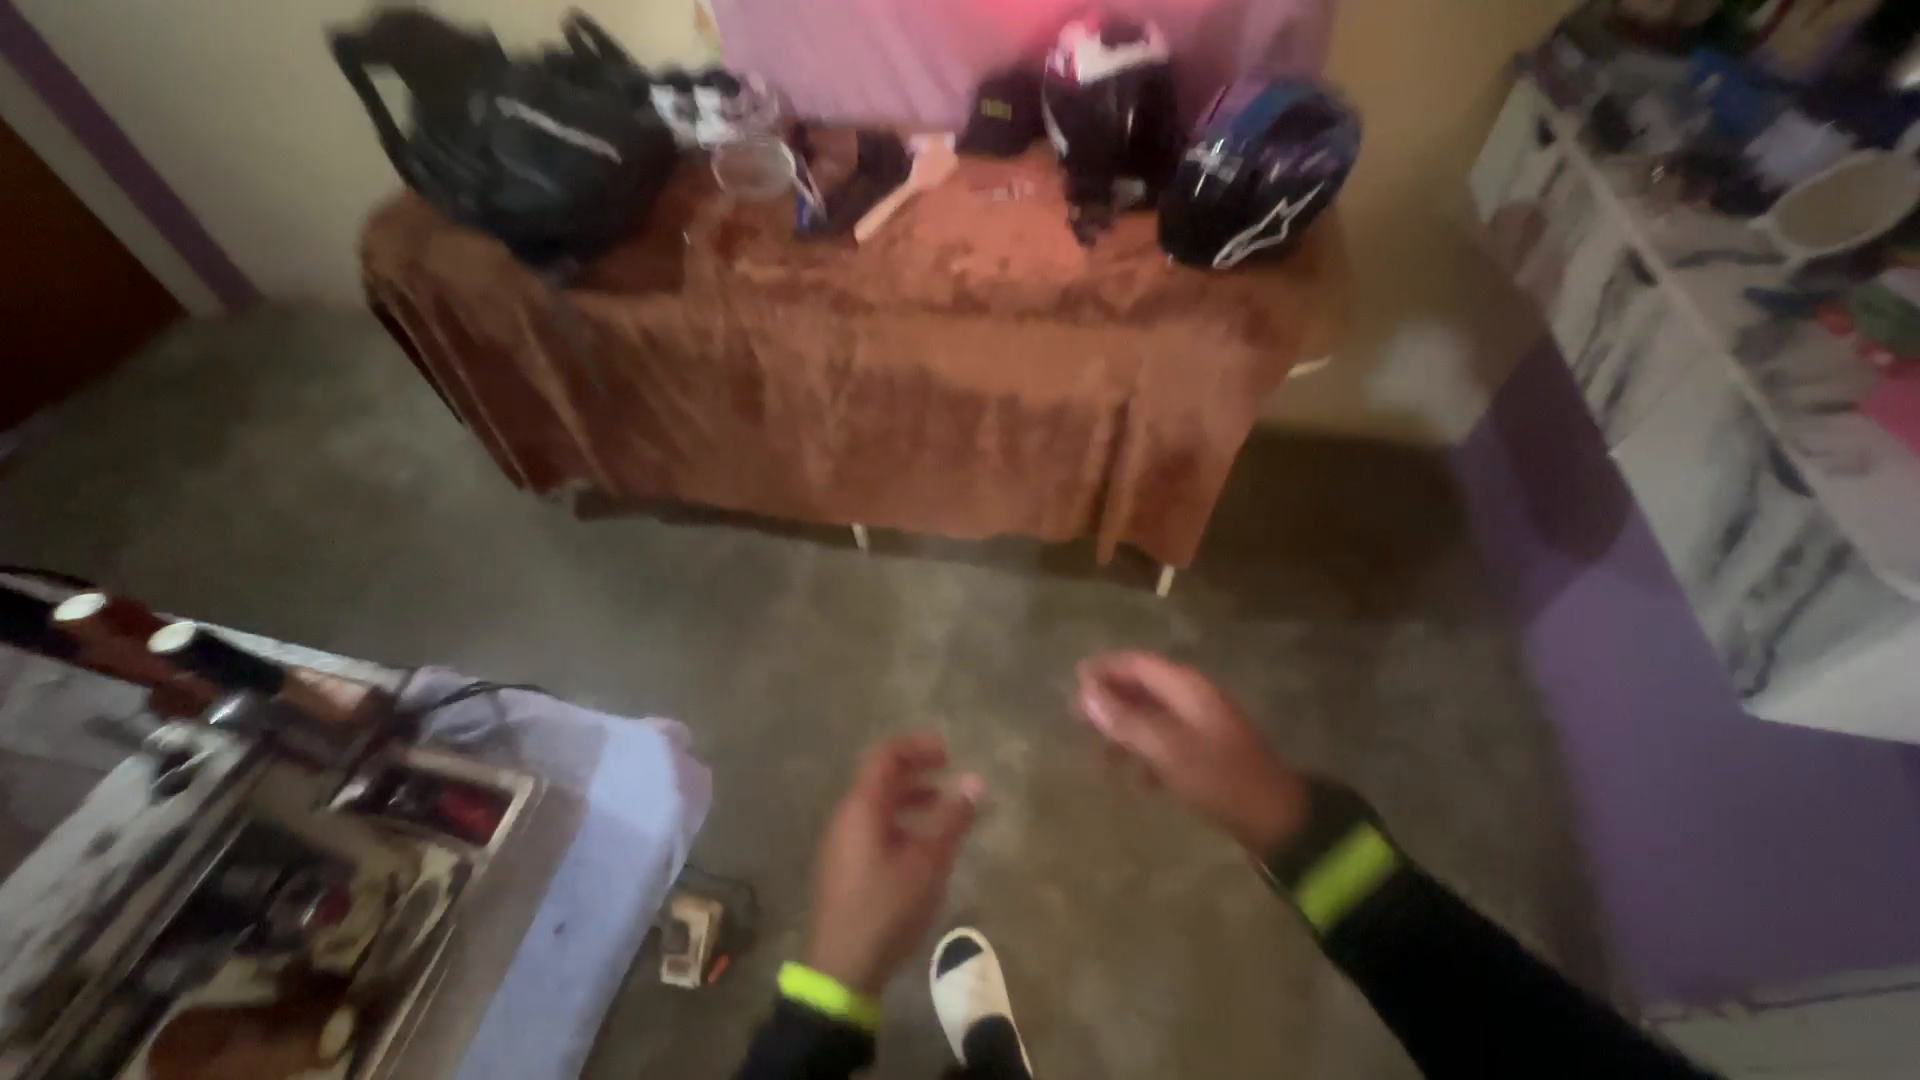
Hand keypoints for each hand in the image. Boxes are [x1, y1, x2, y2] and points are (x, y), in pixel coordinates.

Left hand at [803, 734, 982, 994]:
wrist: (841, 968)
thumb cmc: (885, 909)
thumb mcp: (927, 863)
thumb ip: (952, 819)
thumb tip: (975, 781)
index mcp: (861, 807)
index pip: (885, 756)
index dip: (917, 746)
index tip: (948, 752)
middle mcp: (846, 816)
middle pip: (880, 777)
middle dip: (916, 769)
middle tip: (949, 771)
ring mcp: (842, 842)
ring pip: (878, 804)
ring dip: (911, 797)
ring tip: (944, 807)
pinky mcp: (844, 865)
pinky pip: (873, 826)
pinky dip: (901, 821)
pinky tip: (923, 844)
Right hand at [1074, 651, 1306, 853]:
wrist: (1278, 819)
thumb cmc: (1220, 778)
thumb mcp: (1167, 749)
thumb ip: (1126, 720)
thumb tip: (1087, 693)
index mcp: (1186, 688)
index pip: (1137, 663)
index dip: (1104, 670)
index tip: (1073, 684)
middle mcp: (1193, 698)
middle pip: (1142, 688)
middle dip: (1109, 701)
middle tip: (1076, 720)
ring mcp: (1202, 726)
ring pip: (1152, 717)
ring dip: (1124, 732)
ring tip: (1099, 759)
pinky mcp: (1208, 754)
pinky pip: (1167, 743)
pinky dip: (1146, 755)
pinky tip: (1138, 783)